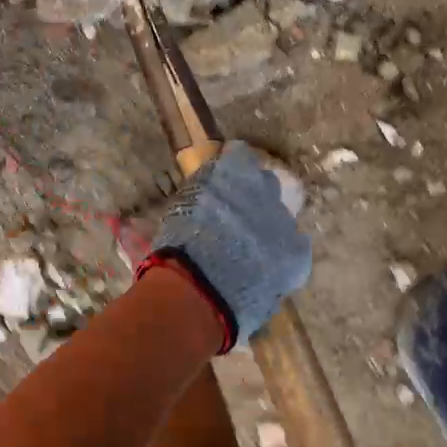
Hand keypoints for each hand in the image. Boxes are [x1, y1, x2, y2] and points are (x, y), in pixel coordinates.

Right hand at [137, 143, 311, 350]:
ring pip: (280, 215)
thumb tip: (151, 206)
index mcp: (232, 173)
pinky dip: (280, 253)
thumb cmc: (177, 245)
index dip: (232, 164)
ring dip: (268, 222)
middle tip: (236, 210)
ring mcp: (283, 224)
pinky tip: (263, 266)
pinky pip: (293, 247)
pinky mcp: (296, 257)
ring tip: (251, 241)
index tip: (223, 174)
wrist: (199, 291)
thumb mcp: (176, 211)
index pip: (239, 154)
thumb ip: (190, 197)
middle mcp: (263, 191)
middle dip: (253, 192)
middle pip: (265, 182)